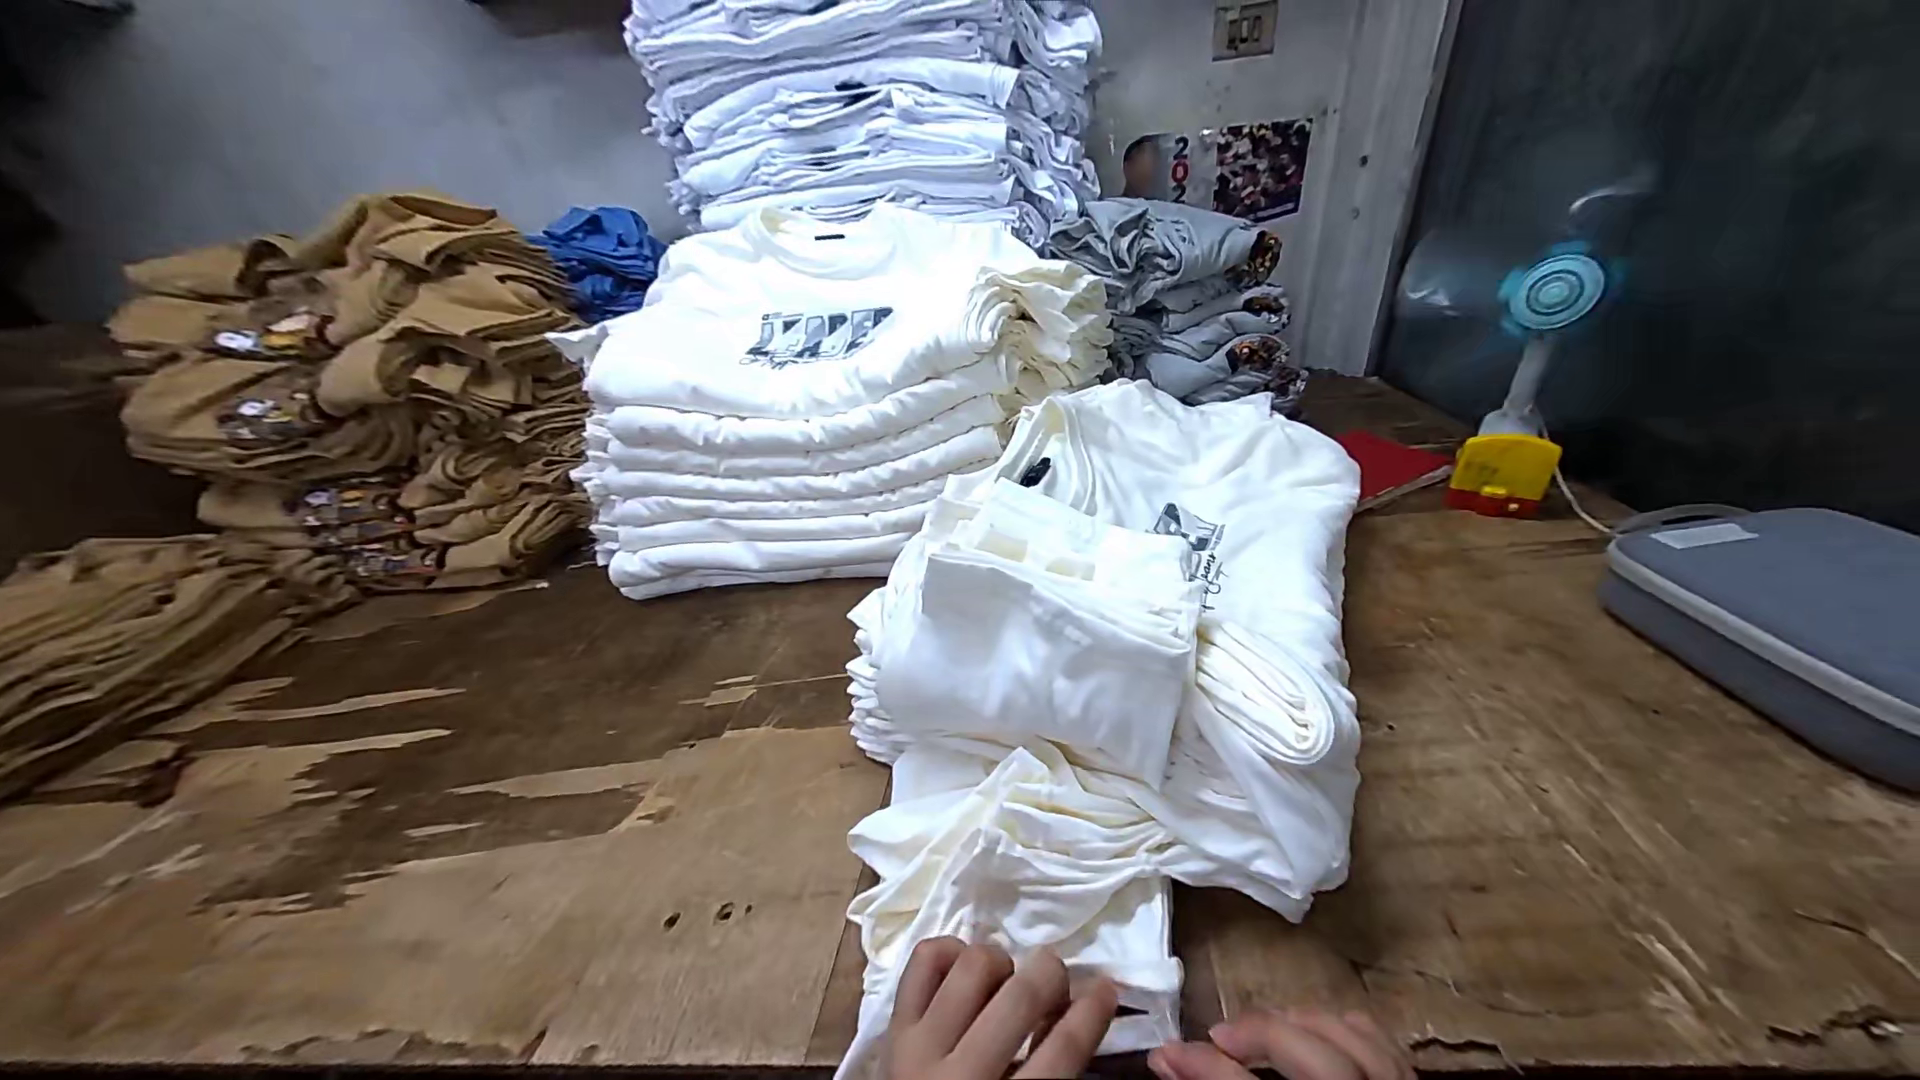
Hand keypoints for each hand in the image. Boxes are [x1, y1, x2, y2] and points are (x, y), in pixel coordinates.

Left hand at [887, 937, 1118, 1079]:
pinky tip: (962, 970)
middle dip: (1050, 973)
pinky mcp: (893, 1028)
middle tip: (1057, 974)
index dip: (1090, 1015)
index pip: (1060, 1056)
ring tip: (1005, 980)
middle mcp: (961, 1077)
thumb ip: (1050, 1075)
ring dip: (1000, 963)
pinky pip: (922, 962)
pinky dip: (949, 951)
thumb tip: (1075, 1017)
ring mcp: (919, 1048)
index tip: (1106, 988)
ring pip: (972, 967)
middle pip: (1018, 1000)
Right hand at [1148, 1009, 1411, 1079]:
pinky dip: (1345, 1028)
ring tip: (1264, 1031)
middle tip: (1219, 1038)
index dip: (1203, 1067)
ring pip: (1354, 1041)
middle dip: (1256, 1033)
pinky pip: (1385, 1046)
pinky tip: (1316, 1033)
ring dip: (1298, 1024)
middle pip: (1311, 1058)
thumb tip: (1171, 1063)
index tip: (1165, 1053)